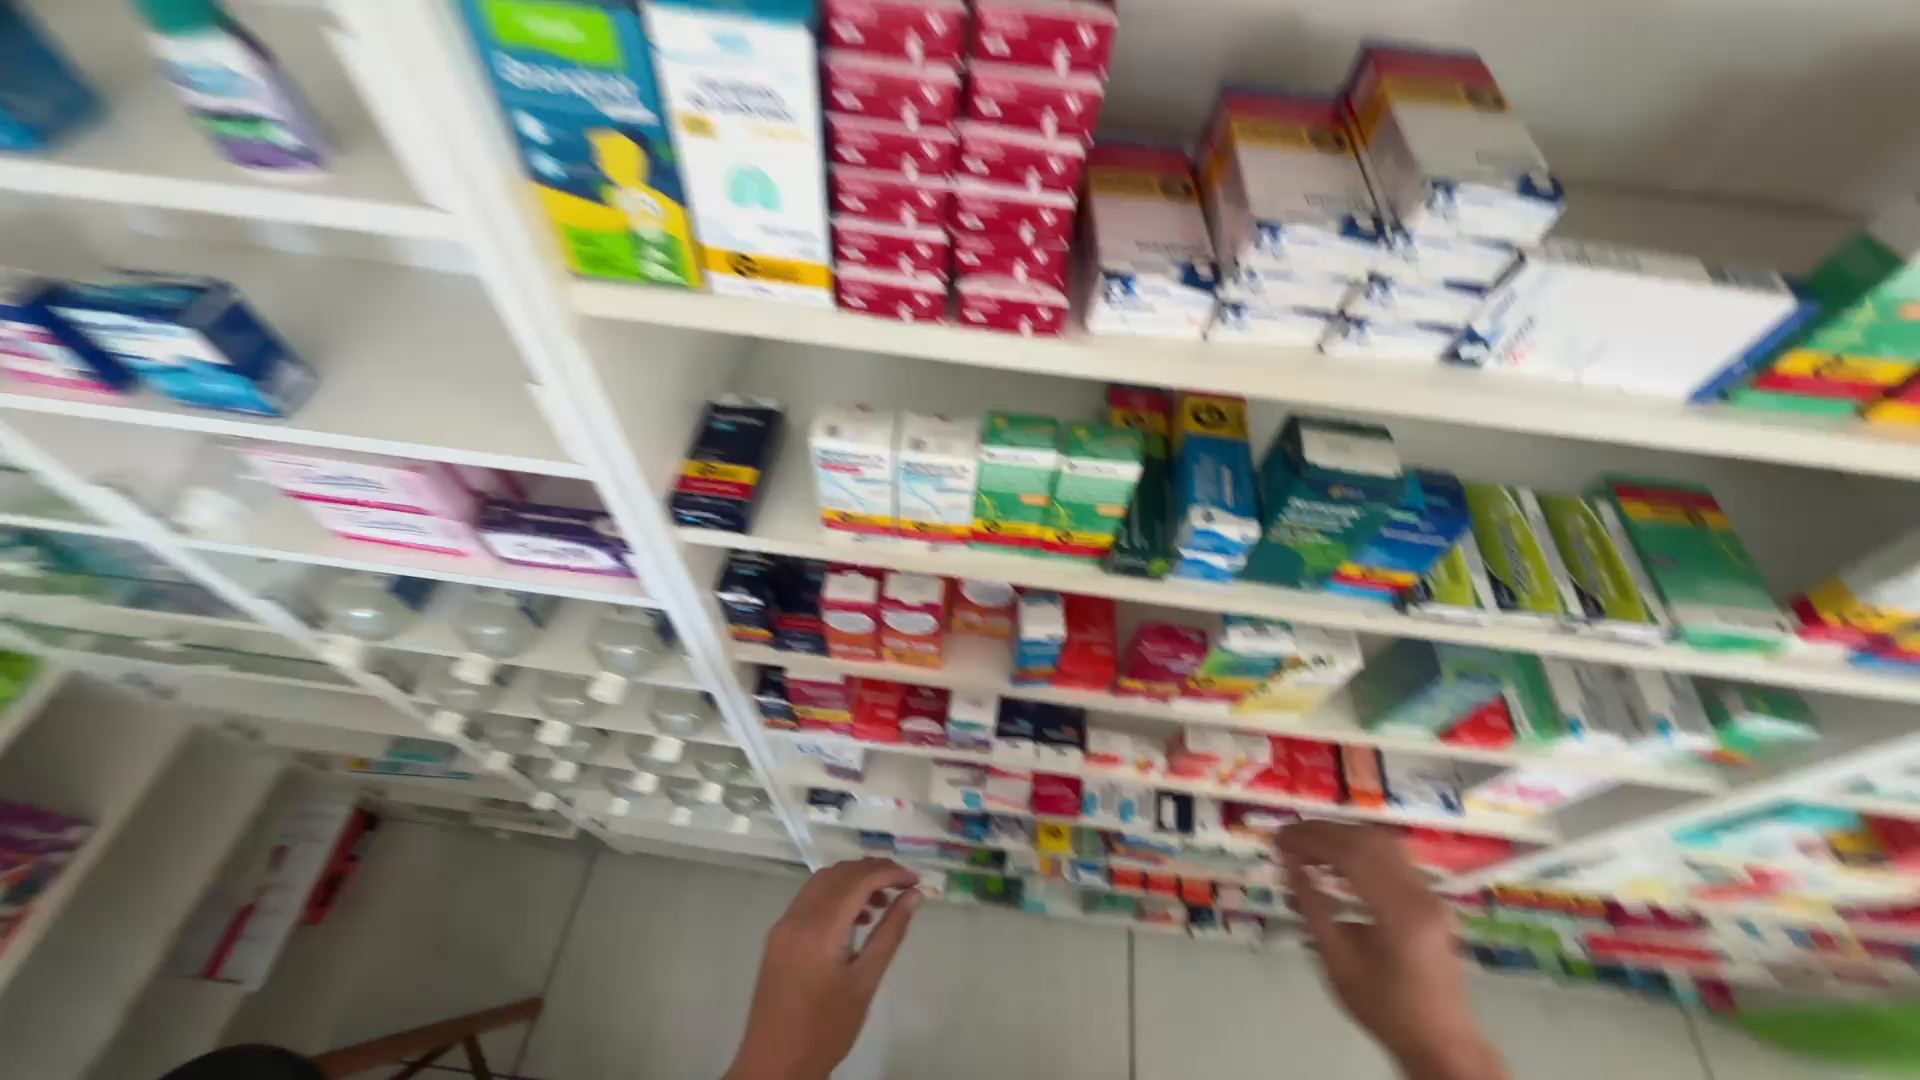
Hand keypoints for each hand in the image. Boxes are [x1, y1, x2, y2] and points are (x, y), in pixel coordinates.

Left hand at [724, 858, 921, 1079]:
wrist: (775, 1066)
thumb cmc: (826, 1029)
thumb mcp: (865, 982)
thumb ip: (890, 932)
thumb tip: (914, 896)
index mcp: (819, 928)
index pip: (858, 879)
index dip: (890, 872)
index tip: (916, 881)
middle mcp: (796, 916)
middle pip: (839, 873)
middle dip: (873, 871)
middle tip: (904, 886)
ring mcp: (783, 925)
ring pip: (822, 882)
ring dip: (853, 881)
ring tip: (882, 904)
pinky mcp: (778, 937)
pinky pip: (809, 899)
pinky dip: (835, 896)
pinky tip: (855, 920)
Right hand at [1279, 823, 1507, 1079]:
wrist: (1440, 1041)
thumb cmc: (1383, 1007)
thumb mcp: (1336, 960)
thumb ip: (1312, 905)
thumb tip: (1288, 862)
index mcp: (1399, 914)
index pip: (1350, 854)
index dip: (1310, 839)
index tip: (1278, 839)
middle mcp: (1420, 895)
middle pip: (1367, 840)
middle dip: (1322, 831)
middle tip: (1287, 837)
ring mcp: (1430, 894)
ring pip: (1381, 842)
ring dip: (1340, 835)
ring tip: (1306, 845)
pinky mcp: (1430, 898)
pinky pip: (1392, 857)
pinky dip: (1359, 848)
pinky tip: (1335, 859)